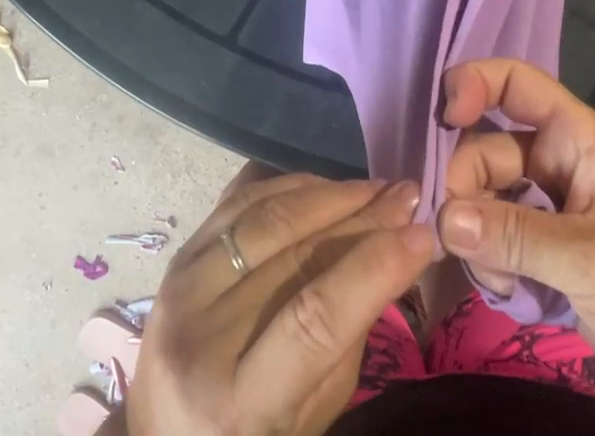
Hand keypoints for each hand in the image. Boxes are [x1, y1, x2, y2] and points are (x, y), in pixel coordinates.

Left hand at [122, 165, 435, 435]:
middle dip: (362, 217)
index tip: (422, 233)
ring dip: (327, 191)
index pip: (314, 318)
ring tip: (373, 187)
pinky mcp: (172, 261)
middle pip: (292, 255)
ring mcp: (178, 291)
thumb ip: (346, 333)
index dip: (373, 267)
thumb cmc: (255, 435)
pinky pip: (235, 203)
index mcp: (239, 402)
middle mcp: (199, 337)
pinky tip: (324, 183)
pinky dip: (285, 184)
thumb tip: (391, 247)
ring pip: (263, 216)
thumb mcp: (314, 409)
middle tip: (409, 195)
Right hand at [435, 59, 594, 396]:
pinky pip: (504, 242)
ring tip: (500, 284)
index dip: (474, 85)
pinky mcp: (556, 254)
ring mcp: (559, 212)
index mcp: (584, 142)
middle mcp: (566, 166)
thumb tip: (442, 217)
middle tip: (457, 241)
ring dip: (481, 238)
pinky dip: (496, 265)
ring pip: (490, 202)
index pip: (519, 84)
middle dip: (468, 191)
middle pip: (489, 152)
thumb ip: (514, 234)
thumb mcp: (594, 261)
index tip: (442, 123)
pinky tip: (511, 297)